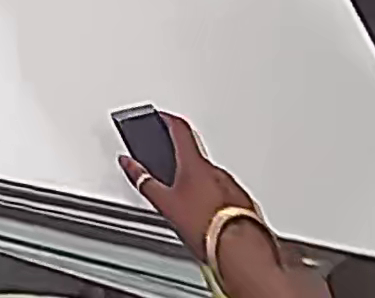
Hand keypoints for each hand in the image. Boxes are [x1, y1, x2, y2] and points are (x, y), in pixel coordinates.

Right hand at [119, 114, 279, 284]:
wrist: (244, 257)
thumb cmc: (206, 226)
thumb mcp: (165, 204)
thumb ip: (143, 180)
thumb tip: (127, 162)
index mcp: (194, 163)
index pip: (180, 128)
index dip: (168, 119)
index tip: (162, 116)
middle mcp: (216, 171)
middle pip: (196, 155)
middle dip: (182, 161)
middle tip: (171, 170)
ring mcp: (234, 188)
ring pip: (212, 177)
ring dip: (200, 183)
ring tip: (190, 204)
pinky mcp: (247, 206)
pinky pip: (228, 195)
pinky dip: (216, 200)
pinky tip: (210, 218)